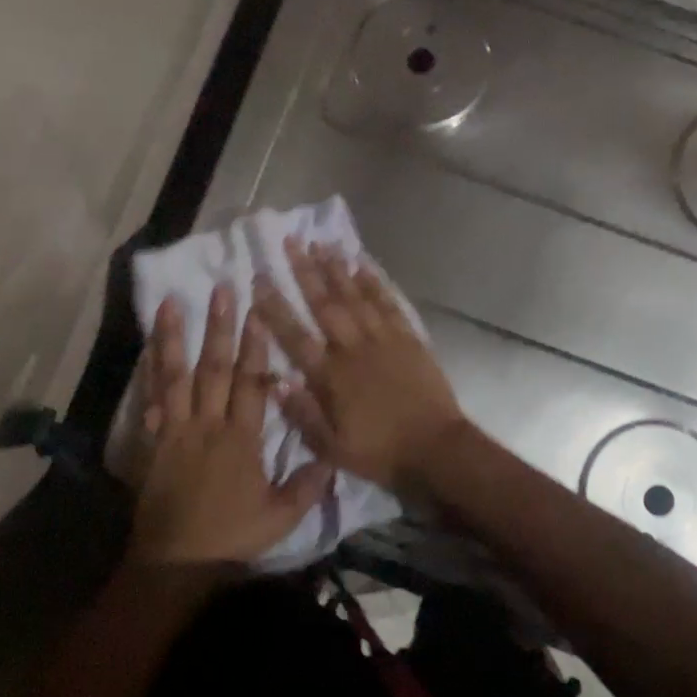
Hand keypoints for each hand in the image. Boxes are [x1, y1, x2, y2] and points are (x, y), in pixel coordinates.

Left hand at [127, 285, 334, 564]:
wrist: (177, 560)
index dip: (255, 347)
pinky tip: (147, 351)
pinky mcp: (153, 442)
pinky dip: (148, 375)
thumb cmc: (231, 536)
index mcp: (241, 439)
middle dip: (218, 327)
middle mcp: (207, 425)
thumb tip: (331, 458)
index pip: (250, 383)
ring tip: (170, 303)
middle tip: (220, 289)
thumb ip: (307, 486)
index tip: (257, 313)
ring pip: (175, 376)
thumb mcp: (280, 518)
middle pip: (213, 368)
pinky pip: (150, 401)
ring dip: (173, 338)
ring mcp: (175, 430)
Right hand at [253, 238, 466, 489]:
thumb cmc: (380, 453)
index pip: (295, 336)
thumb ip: (303, 414)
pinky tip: (363, 265)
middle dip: (306, 272)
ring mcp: (384, 341)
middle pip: (325, 305)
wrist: (436, 450)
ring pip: (356, 297)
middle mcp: (353, 350)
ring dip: (337, 269)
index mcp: (331, 377)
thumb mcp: (332, 448)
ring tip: (322, 244)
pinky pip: (388, 304)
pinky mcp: (409, 340)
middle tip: (291, 242)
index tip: (259, 280)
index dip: (275, 308)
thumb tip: (275, 381)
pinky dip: (375, 284)